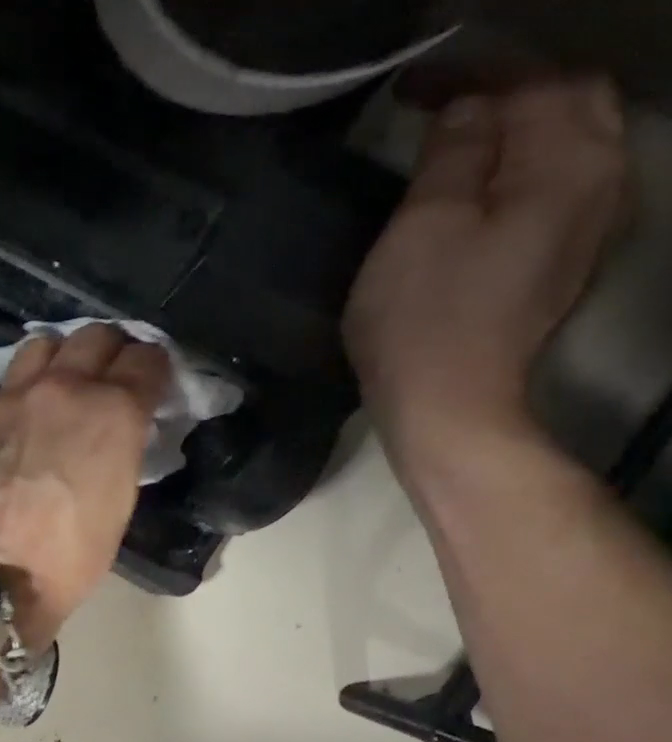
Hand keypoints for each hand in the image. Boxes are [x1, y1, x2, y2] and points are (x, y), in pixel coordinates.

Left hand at [0, 324, 168, 641]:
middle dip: (109, 350)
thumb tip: (121, 428)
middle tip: (109, 373)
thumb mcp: (123, 494)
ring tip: (62, 380)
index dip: (152, 367)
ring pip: (42, 346)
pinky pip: (6, 383)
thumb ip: (124, 442)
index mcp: (114, 409)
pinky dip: (23, 387)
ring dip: (59, 356)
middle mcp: (64, 389)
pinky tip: (25, 410)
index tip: (151, 380)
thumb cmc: (73, 551)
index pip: (146, 357)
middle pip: (94, 337)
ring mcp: (14, 398)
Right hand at [344, 78, 627, 464]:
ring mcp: (592, 218)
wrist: (449, 397)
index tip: (408, 86)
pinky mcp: (566, 249)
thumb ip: (452, 156)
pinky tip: (480, 171)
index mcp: (569, 165)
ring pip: (572, 137)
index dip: (474, 74)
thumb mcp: (422, 225)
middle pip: (572, 102)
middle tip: (434, 100)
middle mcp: (603, 180)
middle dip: (507, 88)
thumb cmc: (423, 313)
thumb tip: (468, 109)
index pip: (536, 85)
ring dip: (516, 121)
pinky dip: (522, 157)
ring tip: (452, 129)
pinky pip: (561, 174)